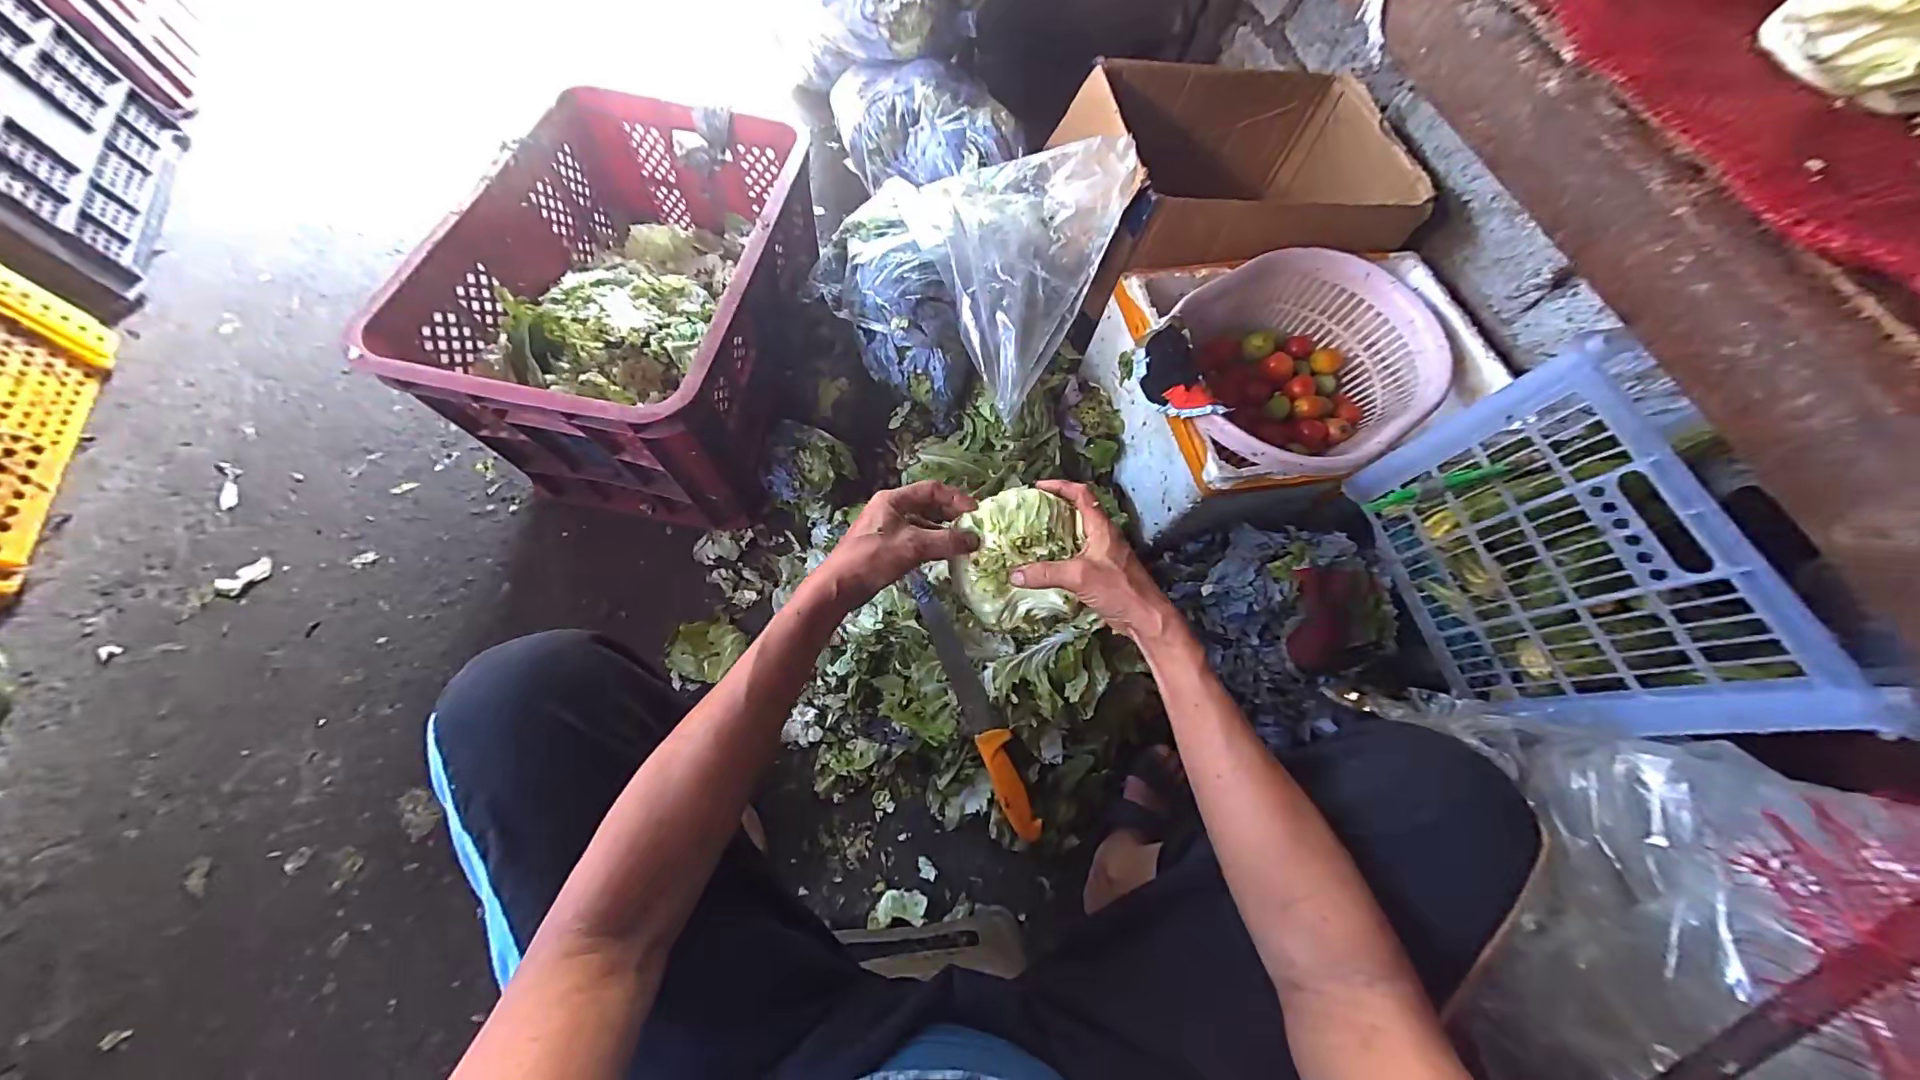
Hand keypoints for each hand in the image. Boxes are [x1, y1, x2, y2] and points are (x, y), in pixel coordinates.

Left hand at [815, 481, 979, 611]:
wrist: (839, 586)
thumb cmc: (873, 558)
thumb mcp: (913, 547)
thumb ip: (946, 541)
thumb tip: (975, 540)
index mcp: (893, 499)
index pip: (931, 489)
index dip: (956, 498)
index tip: (975, 512)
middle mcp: (890, 509)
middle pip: (927, 505)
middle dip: (951, 514)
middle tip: (972, 526)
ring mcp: (887, 528)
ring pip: (922, 523)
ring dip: (942, 530)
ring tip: (963, 541)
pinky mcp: (886, 546)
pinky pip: (915, 538)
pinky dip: (932, 543)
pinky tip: (944, 554)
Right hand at [1011, 480, 1181, 643]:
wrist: (1144, 617)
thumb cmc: (1119, 589)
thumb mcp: (1078, 577)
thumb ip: (1045, 574)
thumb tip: (1014, 574)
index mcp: (1102, 528)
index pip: (1082, 494)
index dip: (1061, 486)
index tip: (1039, 487)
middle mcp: (1104, 536)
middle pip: (1078, 511)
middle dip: (1055, 508)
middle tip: (1032, 511)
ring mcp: (1104, 554)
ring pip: (1077, 534)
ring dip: (1057, 532)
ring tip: (1033, 535)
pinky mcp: (1102, 572)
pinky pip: (1077, 555)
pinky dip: (1061, 554)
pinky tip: (1046, 564)